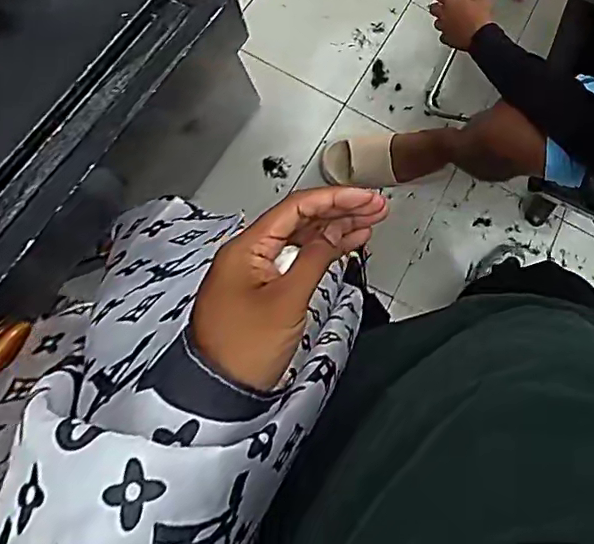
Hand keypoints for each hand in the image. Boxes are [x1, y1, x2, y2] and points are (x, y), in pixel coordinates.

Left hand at [190, 186, 387, 390]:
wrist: (218, 395)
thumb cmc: (241, 351)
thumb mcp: (288, 298)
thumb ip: (316, 256)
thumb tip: (336, 231)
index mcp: (245, 249)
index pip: (297, 207)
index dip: (336, 198)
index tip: (366, 198)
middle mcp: (249, 254)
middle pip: (302, 217)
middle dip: (342, 209)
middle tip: (375, 206)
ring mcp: (257, 270)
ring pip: (305, 234)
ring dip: (339, 225)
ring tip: (371, 219)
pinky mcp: (266, 286)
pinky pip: (301, 253)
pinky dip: (329, 245)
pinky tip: (351, 241)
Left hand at [430, 0, 493, 49]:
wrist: (481, 36)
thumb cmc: (480, 18)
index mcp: (450, 2)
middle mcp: (444, 14)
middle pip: (434, 8)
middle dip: (436, 5)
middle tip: (440, 4)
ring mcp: (445, 27)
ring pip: (437, 22)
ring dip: (440, 19)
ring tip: (445, 19)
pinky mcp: (448, 39)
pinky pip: (443, 35)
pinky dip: (446, 33)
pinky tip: (450, 33)